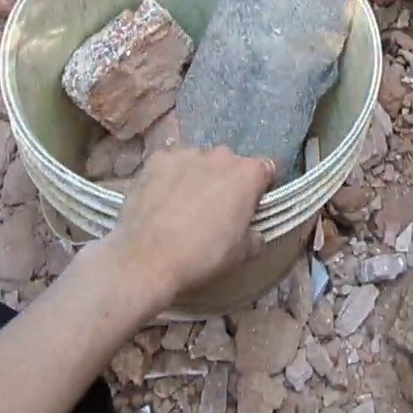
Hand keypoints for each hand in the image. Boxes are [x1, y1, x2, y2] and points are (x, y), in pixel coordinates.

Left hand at [104, 146, 273, 301]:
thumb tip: (254, 232)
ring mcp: (186, 154)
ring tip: (183, 205)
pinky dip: (170, 177)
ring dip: (198, 177)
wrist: (146, 259)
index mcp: (248, 173)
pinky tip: (161, 200)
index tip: (250, 206)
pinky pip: (170, 164)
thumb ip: (255, 235)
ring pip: (199, 161)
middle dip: (227, 181)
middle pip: (231, 164)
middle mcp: (221, 155)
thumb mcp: (242, 253)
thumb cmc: (202, 255)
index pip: (265, 170)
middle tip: (215, 209)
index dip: (259, 188)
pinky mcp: (156, 159)